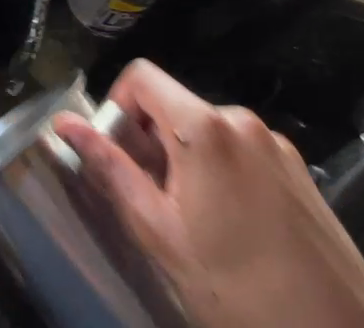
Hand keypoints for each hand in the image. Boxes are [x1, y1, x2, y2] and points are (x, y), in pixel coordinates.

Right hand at [54, 60, 363, 327]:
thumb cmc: (236, 286)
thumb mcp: (158, 230)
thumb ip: (109, 168)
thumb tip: (63, 122)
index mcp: (205, 127)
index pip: (140, 77)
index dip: (116, 106)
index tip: (117, 157)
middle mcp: (243, 121)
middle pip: (173, 105)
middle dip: (149, 142)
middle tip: (151, 202)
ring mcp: (277, 146)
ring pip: (206, 132)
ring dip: (184, 161)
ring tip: (191, 222)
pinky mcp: (300, 172)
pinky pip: (240, 153)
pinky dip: (219, 174)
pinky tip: (231, 229)